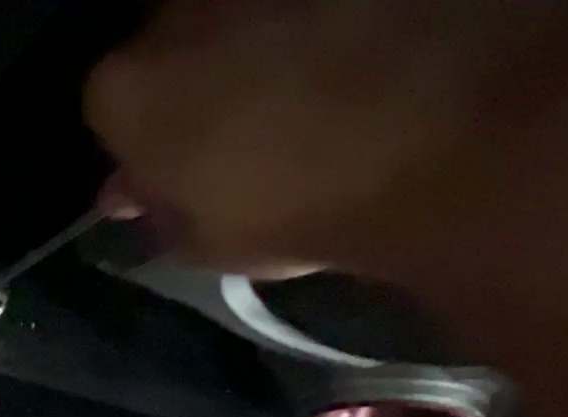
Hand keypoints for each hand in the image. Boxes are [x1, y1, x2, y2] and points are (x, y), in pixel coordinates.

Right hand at [81, 0, 567, 274]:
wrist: (456, 130)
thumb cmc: (300, 207)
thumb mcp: (206, 242)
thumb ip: (157, 209)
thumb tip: (130, 193)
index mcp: (127, 90)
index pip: (111, 110)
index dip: (143, 140)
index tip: (174, 168)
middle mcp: (178, 10)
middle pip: (170, 43)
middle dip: (195, 78)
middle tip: (243, 120)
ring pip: (240, 13)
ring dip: (256, 40)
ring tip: (314, 79)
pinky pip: (312, 5)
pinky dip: (324, 22)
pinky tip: (361, 47)